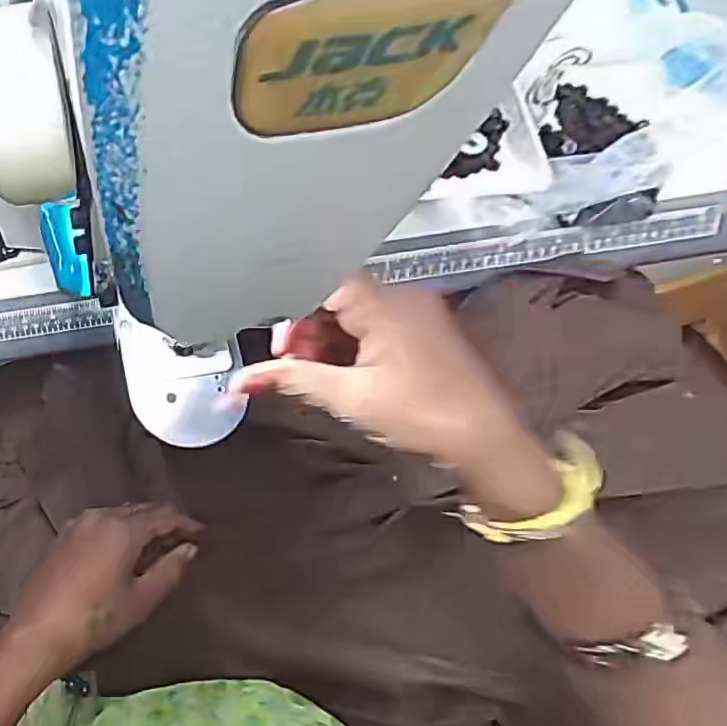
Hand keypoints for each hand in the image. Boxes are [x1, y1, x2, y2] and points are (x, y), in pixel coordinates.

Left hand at [0, 504, 203, 680]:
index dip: (186, 524)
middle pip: (141, 510)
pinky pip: (101, 523)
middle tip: (184, 539)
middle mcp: (99, 516)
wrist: (38, 632)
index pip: (163, 516)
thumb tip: (188, 549)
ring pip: (119, 515)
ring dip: (141, 525)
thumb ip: (169, 569)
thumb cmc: (96, 619)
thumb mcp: (141, 599)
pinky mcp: (64, 536)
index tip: (203, 534)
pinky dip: (120, 530)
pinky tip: (125, 550)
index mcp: (122, 528)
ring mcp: (78, 524)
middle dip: (165, 522)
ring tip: (158, 545)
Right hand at [232, 276, 562, 519]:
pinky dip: (349, 349)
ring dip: (325, 344)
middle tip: (293, 368)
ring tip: (318, 378)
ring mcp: (414, 314)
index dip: (291, 315)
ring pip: (351, 316)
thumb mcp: (346, 396)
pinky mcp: (420, 333)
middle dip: (306, 333)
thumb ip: (290, 379)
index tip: (280, 349)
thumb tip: (244, 380)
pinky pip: (371, 328)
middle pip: (334, 300)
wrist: (483, 439)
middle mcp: (402, 299)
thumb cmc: (424, 415)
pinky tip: (342, 377)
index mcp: (386, 304)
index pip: (320, 286)